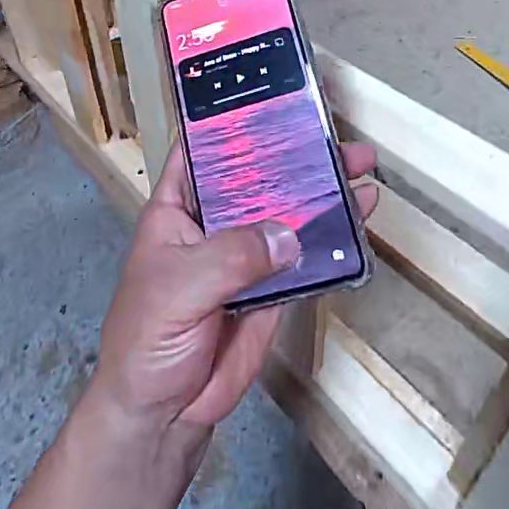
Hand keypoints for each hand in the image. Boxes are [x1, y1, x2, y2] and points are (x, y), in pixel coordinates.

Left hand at [87, 141, 379, 438]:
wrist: (165, 412)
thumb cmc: (149, 337)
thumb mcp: (180, 286)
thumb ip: (232, 256)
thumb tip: (289, 234)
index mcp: (179, 208)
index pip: (202, 151)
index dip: (231, 123)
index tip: (270, 96)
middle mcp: (216, 222)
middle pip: (258, 177)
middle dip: (294, 154)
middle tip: (334, 132)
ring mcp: (247, 254)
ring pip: (288, 212)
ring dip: (321, 190)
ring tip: (359, 165)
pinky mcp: (273, 286)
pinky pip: (306, 255)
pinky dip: (333, 236)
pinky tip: (359, 215)